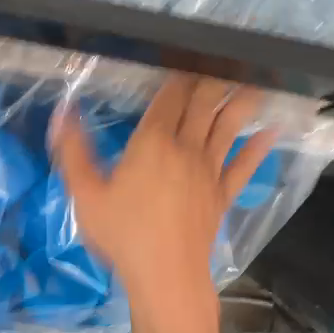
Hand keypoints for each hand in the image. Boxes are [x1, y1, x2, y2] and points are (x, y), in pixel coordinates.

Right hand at [52, 75, 275, 311]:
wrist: (166, 275)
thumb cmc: (122, 235)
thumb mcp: (85, 195)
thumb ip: (73, 152)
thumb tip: (62, 112)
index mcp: (152, 143)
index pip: (169, 98)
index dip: (177, 75)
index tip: (183, 57)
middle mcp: (186, 148)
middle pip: (203, 104)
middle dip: (211, 79)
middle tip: (222, 59)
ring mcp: (209, 171)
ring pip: (228, 127)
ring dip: (241, 101)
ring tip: (255, 79)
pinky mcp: (222, 195)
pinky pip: (244, 165)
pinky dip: (258, 147)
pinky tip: (271, 132)